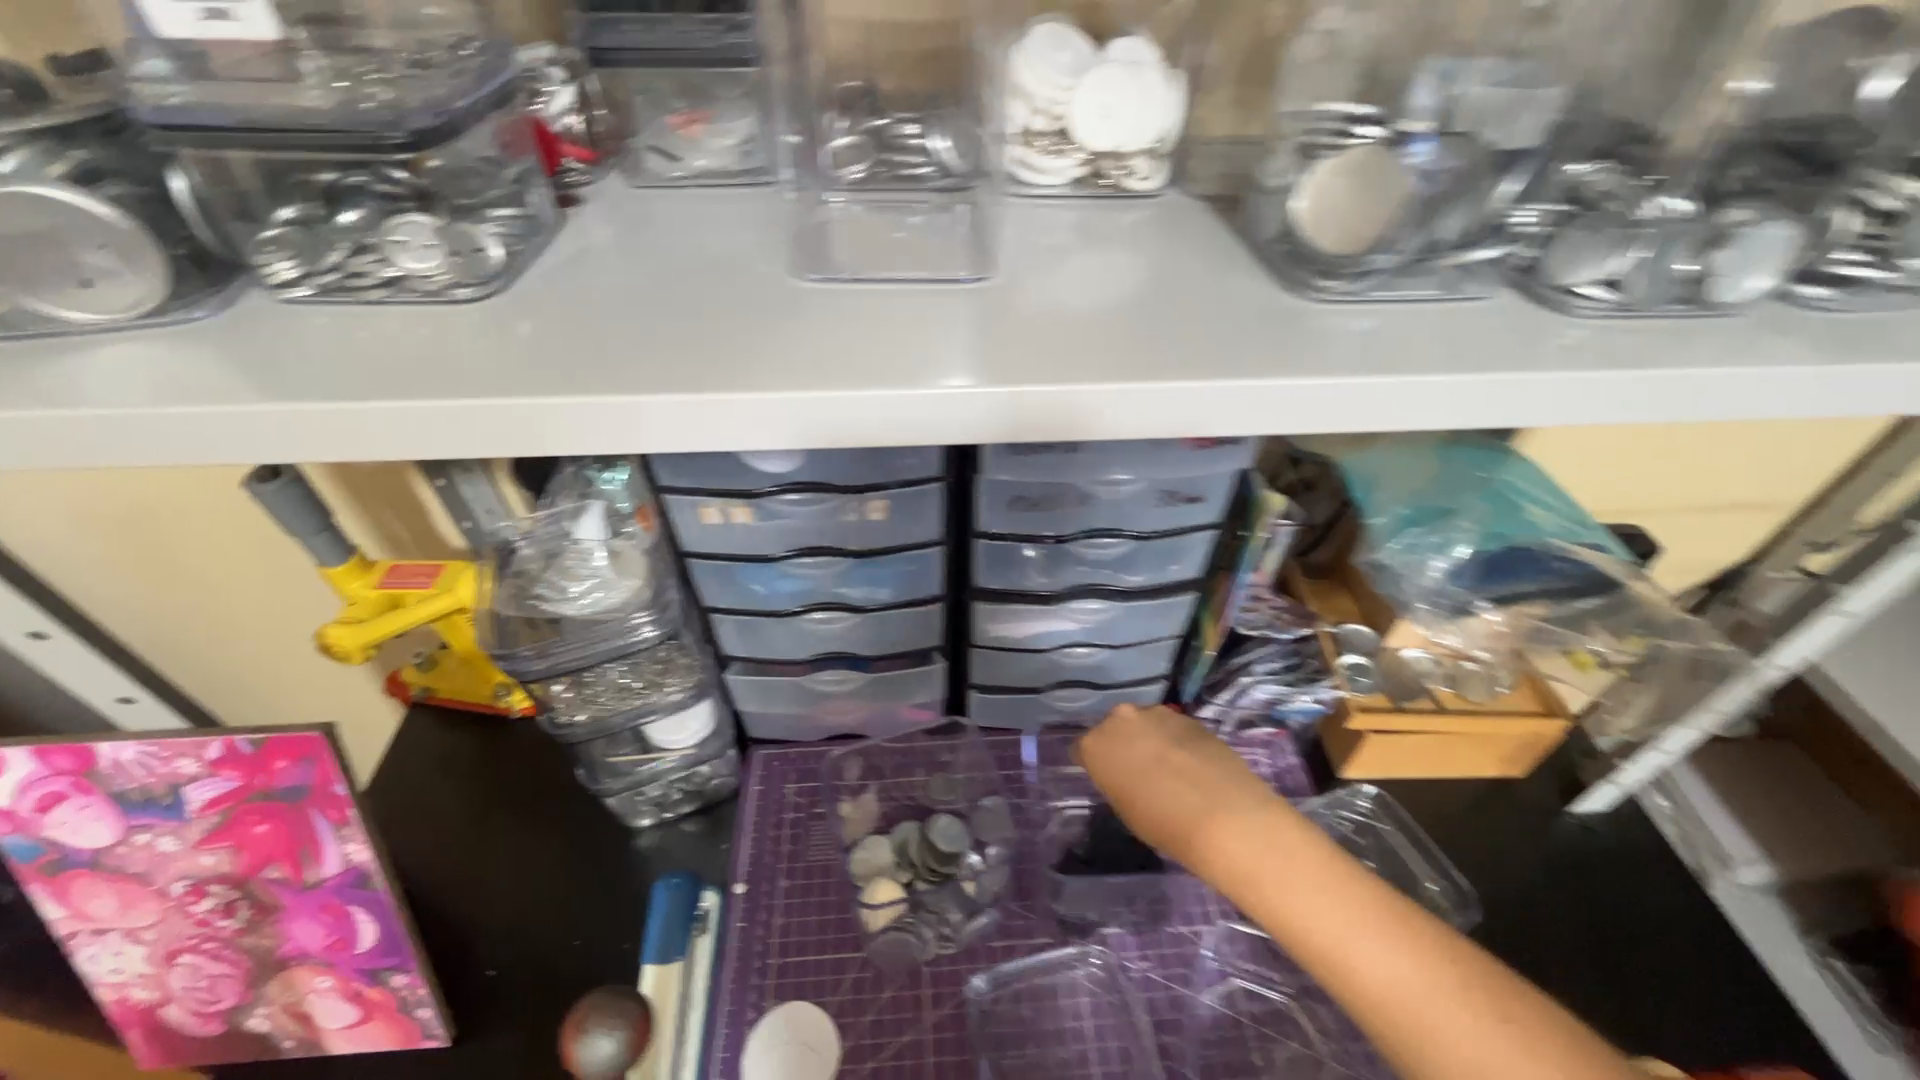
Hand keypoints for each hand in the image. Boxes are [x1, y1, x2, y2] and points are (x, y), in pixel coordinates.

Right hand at [1075, 705, 1295, 869]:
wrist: (1222, 813)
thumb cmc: (1161, 821)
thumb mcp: (1124, 807)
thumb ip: (1118, 781)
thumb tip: (1128, 775)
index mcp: (1096, 744)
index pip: (1082, 749)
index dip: (1094, 764)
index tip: (1106, 779)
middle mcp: (1122, 719)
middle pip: (1115, 728)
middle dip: (1123, 744)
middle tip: (1137, 771)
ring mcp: (1159, 714)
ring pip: (1146, 724)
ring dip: (1151, 739)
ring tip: (1169, 768)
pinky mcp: (1191, 718)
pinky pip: (1174, 728)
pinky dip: (1177, 742)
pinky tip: (1192, 765)